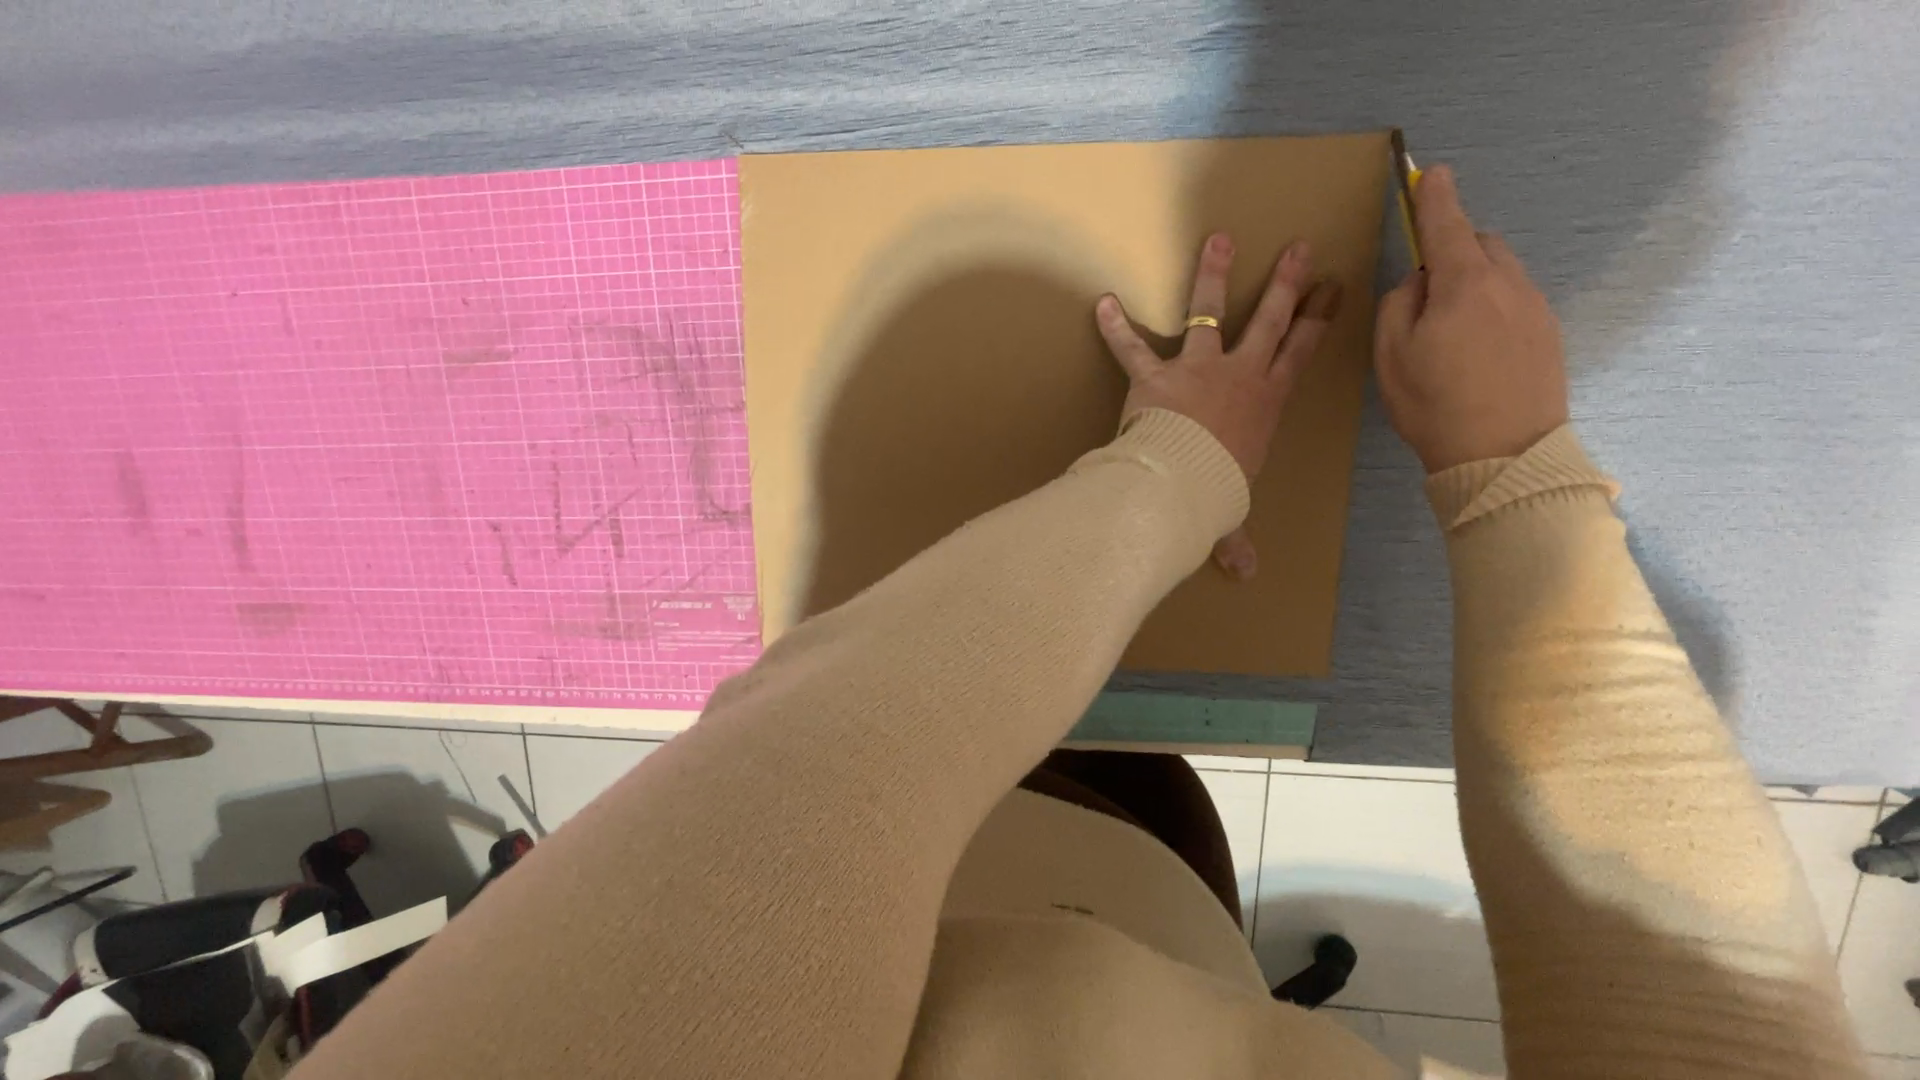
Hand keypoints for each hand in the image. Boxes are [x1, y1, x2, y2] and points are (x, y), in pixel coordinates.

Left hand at [1095, 232, 1340, 579]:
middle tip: (1298, 248)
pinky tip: (1101, 302)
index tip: (1334, 287)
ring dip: (1211, 275)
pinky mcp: (1154, 375)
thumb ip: (1234, 540)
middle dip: (1286, 282)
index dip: (1318, 320)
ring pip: (1207, 312)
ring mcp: (1196, 370)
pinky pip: (1131, 347)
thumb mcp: (1229, 514)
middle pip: (1269, 320)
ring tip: (1216, 238)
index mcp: (1265, 402)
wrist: (1180, 487)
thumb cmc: (1213, 497)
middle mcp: (1237, 376)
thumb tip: (1246, 576)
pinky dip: (1114, 328)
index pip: (1300, 354)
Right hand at [1375, 166, 1569, 473]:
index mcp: (1463, 283)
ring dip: (1474, 281)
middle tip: (1425, 293)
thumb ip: (1399, 303)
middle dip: (1453, 250)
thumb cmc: (1433, 404)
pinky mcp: (1549, 334)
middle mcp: (1507, 284)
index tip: (1428, 173)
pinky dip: (1492, 306)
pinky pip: (1515, 300)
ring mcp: (1535, 308)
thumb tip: (1420, 280)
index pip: (1447, 224)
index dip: (1434, 197)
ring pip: (1500, 272)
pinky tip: (1476, 349)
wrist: (1502, 455)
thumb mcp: (1391, 354)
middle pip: (1479, 244)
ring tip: (1450, 329)